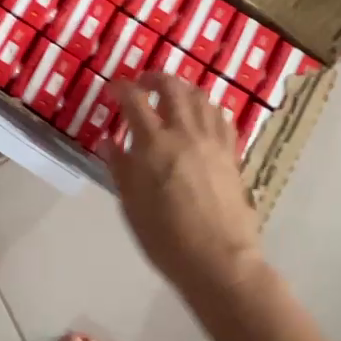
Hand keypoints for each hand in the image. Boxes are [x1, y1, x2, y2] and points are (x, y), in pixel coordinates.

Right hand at [105, 73, 262, 295]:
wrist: (219, 262)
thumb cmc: (166, 238)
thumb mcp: (131, 205)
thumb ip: (119, 167)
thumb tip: (108, 141)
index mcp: (154, 143)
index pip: (134, 99)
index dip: (121, 87)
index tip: (113, 88)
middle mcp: (184, 133)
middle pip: (172, 87)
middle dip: (154, 78)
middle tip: (143, 83)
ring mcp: (211, 142)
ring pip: (200, 97)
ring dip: (183, 89)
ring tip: (173, 95)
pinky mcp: (231, 155)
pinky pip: (221, 119)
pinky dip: (208, 109)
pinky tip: (202, 117)